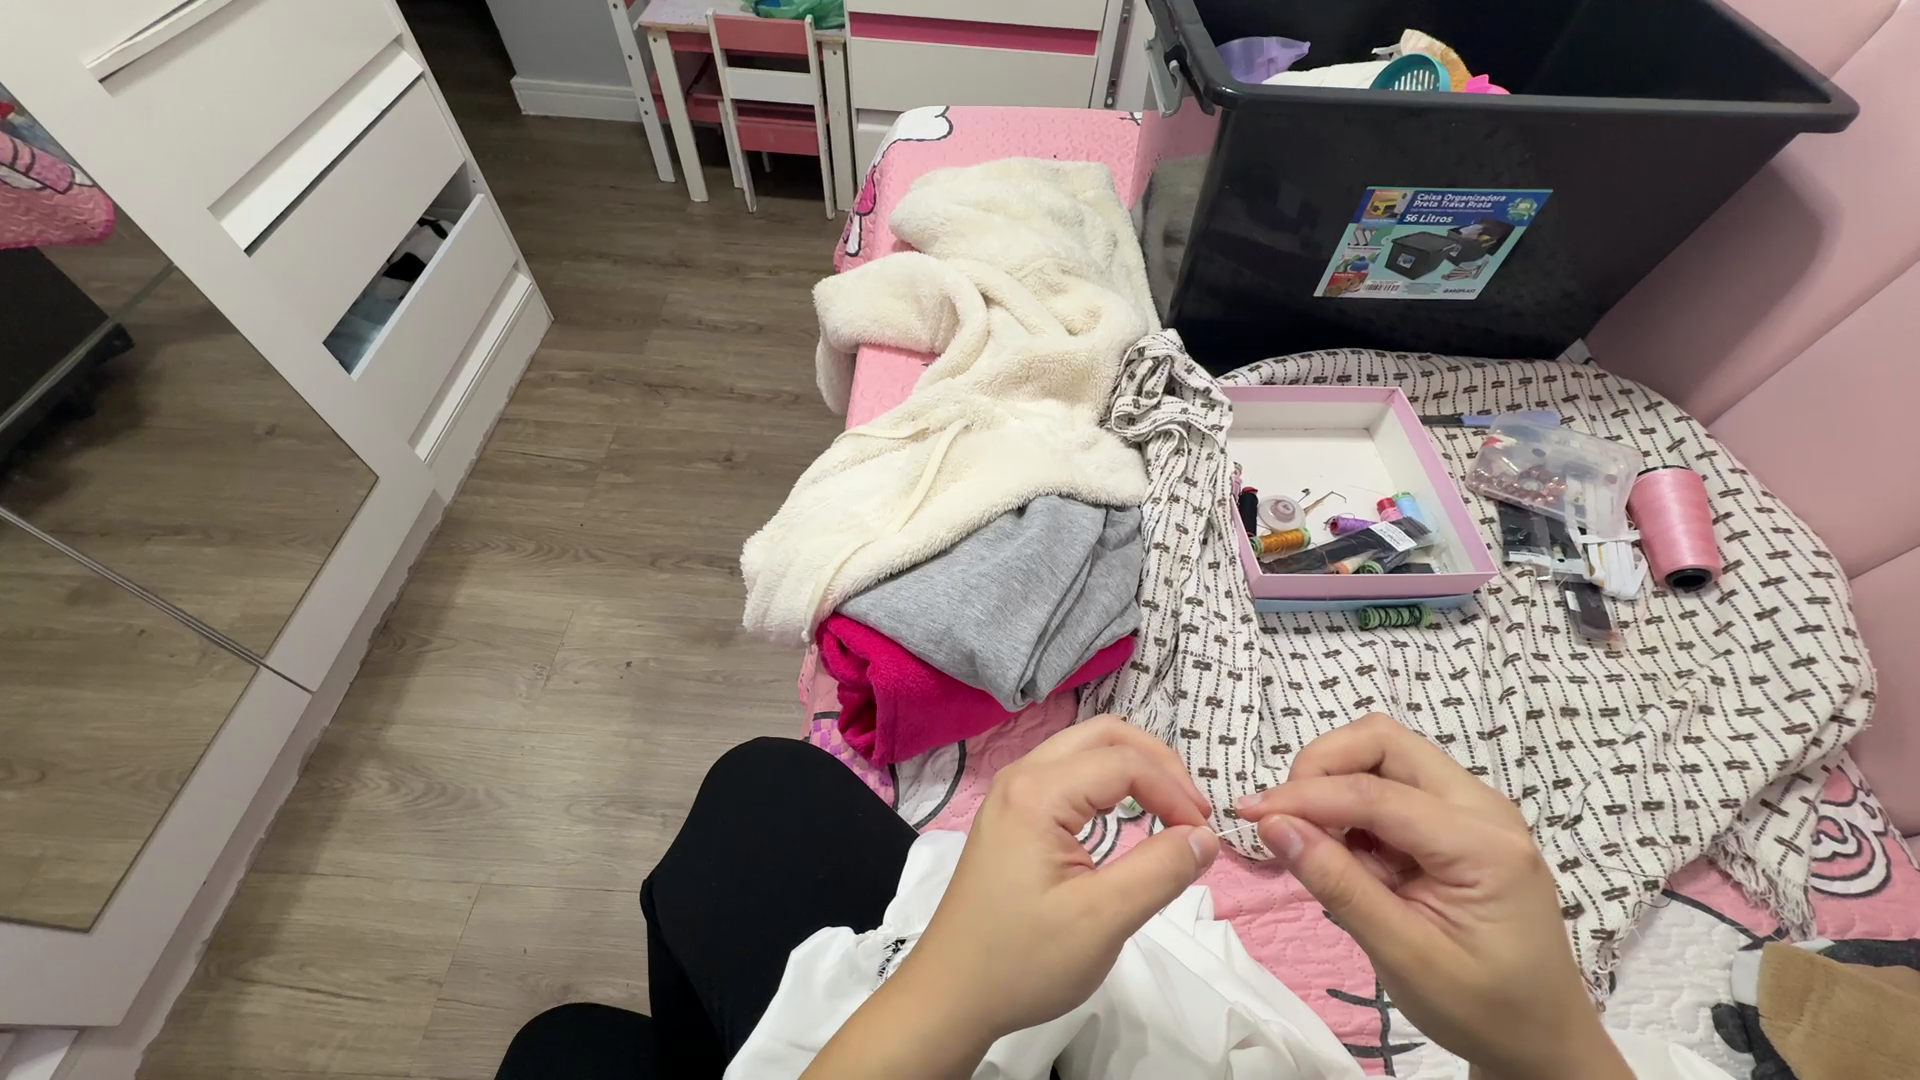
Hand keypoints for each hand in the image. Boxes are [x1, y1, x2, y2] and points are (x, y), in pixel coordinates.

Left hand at [802, 716, 1218, 1078]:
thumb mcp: (1102, 921)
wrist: (952, 992)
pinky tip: (1128, 812)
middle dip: (1156, 761)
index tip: (1203, 834)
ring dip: (1132, 766)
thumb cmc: (1023, 960)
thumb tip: (1205, 835)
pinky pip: (1068, 772)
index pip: (1123, 762)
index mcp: (1038, 792)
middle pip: (1103, 735)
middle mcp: (1021, 775)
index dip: (1173, 790)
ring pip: (1084, 748)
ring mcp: (1012, 791)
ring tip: (1170, 807)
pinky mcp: (1012, 811)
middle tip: (1192, 807)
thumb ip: (1160, 871)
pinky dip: (1107, 781)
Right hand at [1235, 714, 1631, 1079]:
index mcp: (1482, 844)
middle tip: (1285, 814)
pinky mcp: (1454, 815)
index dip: (1303, 796)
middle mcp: (1481, 806)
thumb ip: (1337, 885)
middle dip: (1320, 765)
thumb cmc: (1481, 1008)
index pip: (1374, 793)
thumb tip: (1271, 825)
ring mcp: (1470, 805)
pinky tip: (1346, 848)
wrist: (1542, 1040)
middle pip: (1382, 740)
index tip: (1249, 815)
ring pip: (1382, 750)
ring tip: (1316, 838)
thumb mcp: (1403, 957)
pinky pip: (1389, 779)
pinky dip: (1351, 799)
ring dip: (1334, 780)